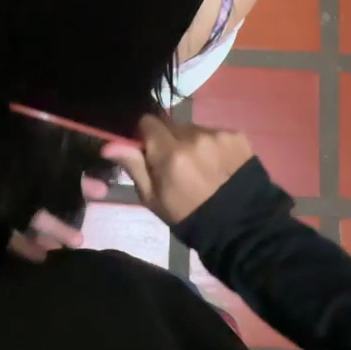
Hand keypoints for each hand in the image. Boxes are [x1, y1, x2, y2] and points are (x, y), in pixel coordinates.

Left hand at [0, 114, 89, 261]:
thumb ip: (6, 123)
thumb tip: (40, 109)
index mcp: (5, 147)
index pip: (43, 150)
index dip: (70, 156)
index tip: (94, 157)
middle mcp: (3, 172)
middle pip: (42, 182)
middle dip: (72, 190)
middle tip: (102, 195)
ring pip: (30, 212)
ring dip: (53, 226)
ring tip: (77, 241)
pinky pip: (8, 236)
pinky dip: (24, 246)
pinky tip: (44, 257)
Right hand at [103, 116, 254, 226]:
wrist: (242, 227)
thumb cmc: (189, 216)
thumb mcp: (153, 198)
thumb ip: (133, 166)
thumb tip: (108, 146)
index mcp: (169, 153)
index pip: (147, 122)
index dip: (146, 136)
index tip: (151, 152)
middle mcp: (193, 136)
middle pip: (171, 125)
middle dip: (170, 140)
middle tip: (178, 166)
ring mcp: (218, 134)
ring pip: (193, 129)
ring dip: (192, 143)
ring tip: (203, 168)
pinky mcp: (237, 136)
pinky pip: (215, 133)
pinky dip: (214, 146)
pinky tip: (220, 166)